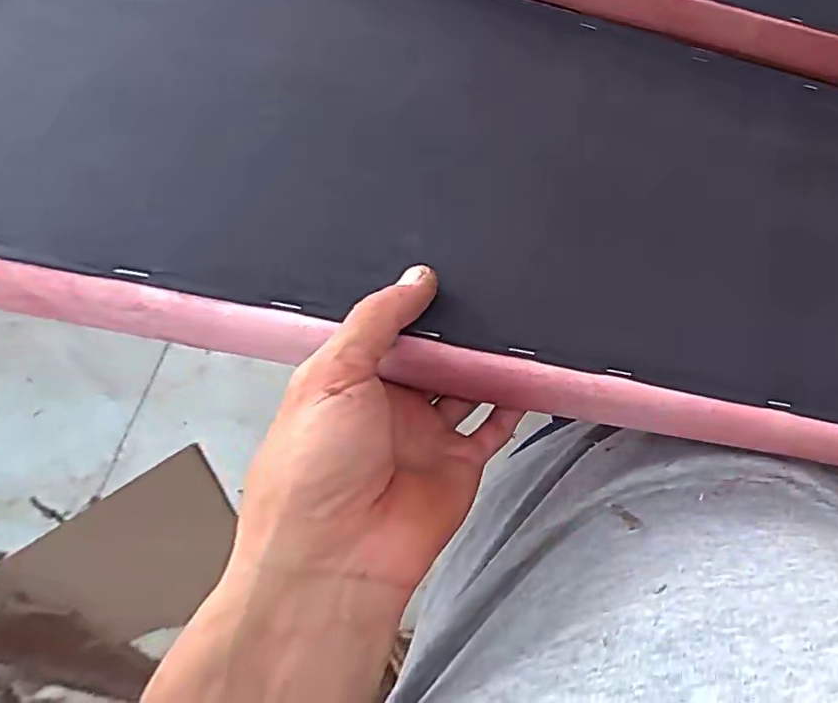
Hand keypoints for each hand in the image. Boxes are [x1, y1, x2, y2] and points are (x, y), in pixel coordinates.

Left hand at [148, 267, 524, 702]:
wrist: (337, 559)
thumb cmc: (309, 482)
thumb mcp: (329, 380)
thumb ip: (374, 324)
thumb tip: (414, 280)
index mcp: (346, 391)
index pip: (386, 338)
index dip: (412, 313)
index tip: (441, 284)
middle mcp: (388, 413)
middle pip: (435, 361)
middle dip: (459, 339)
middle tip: (486, 309)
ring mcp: (426, 437)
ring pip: (469, 388)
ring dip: (490, 367)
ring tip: (514, 337)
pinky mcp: (461, 460)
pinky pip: (498, 424)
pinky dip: (516, 403)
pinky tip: (528, 382)